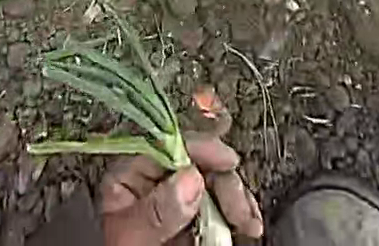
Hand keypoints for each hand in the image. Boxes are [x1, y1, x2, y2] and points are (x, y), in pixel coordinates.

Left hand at [97, 136, 265, 245]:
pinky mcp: (188, 222)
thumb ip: (158, 208)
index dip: (203, 147)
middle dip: (225, 180)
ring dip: (236, 198)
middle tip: (241, 209)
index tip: (227, 160)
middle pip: (198, 162)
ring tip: (248, 222)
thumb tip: (192, 178)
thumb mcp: (131, 235)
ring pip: (213, 184)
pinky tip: (246, 224)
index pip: (170, 143)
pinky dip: (235, 213)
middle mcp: (154, 182)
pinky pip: (217, 207)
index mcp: (131, 174)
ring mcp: (172, 202)